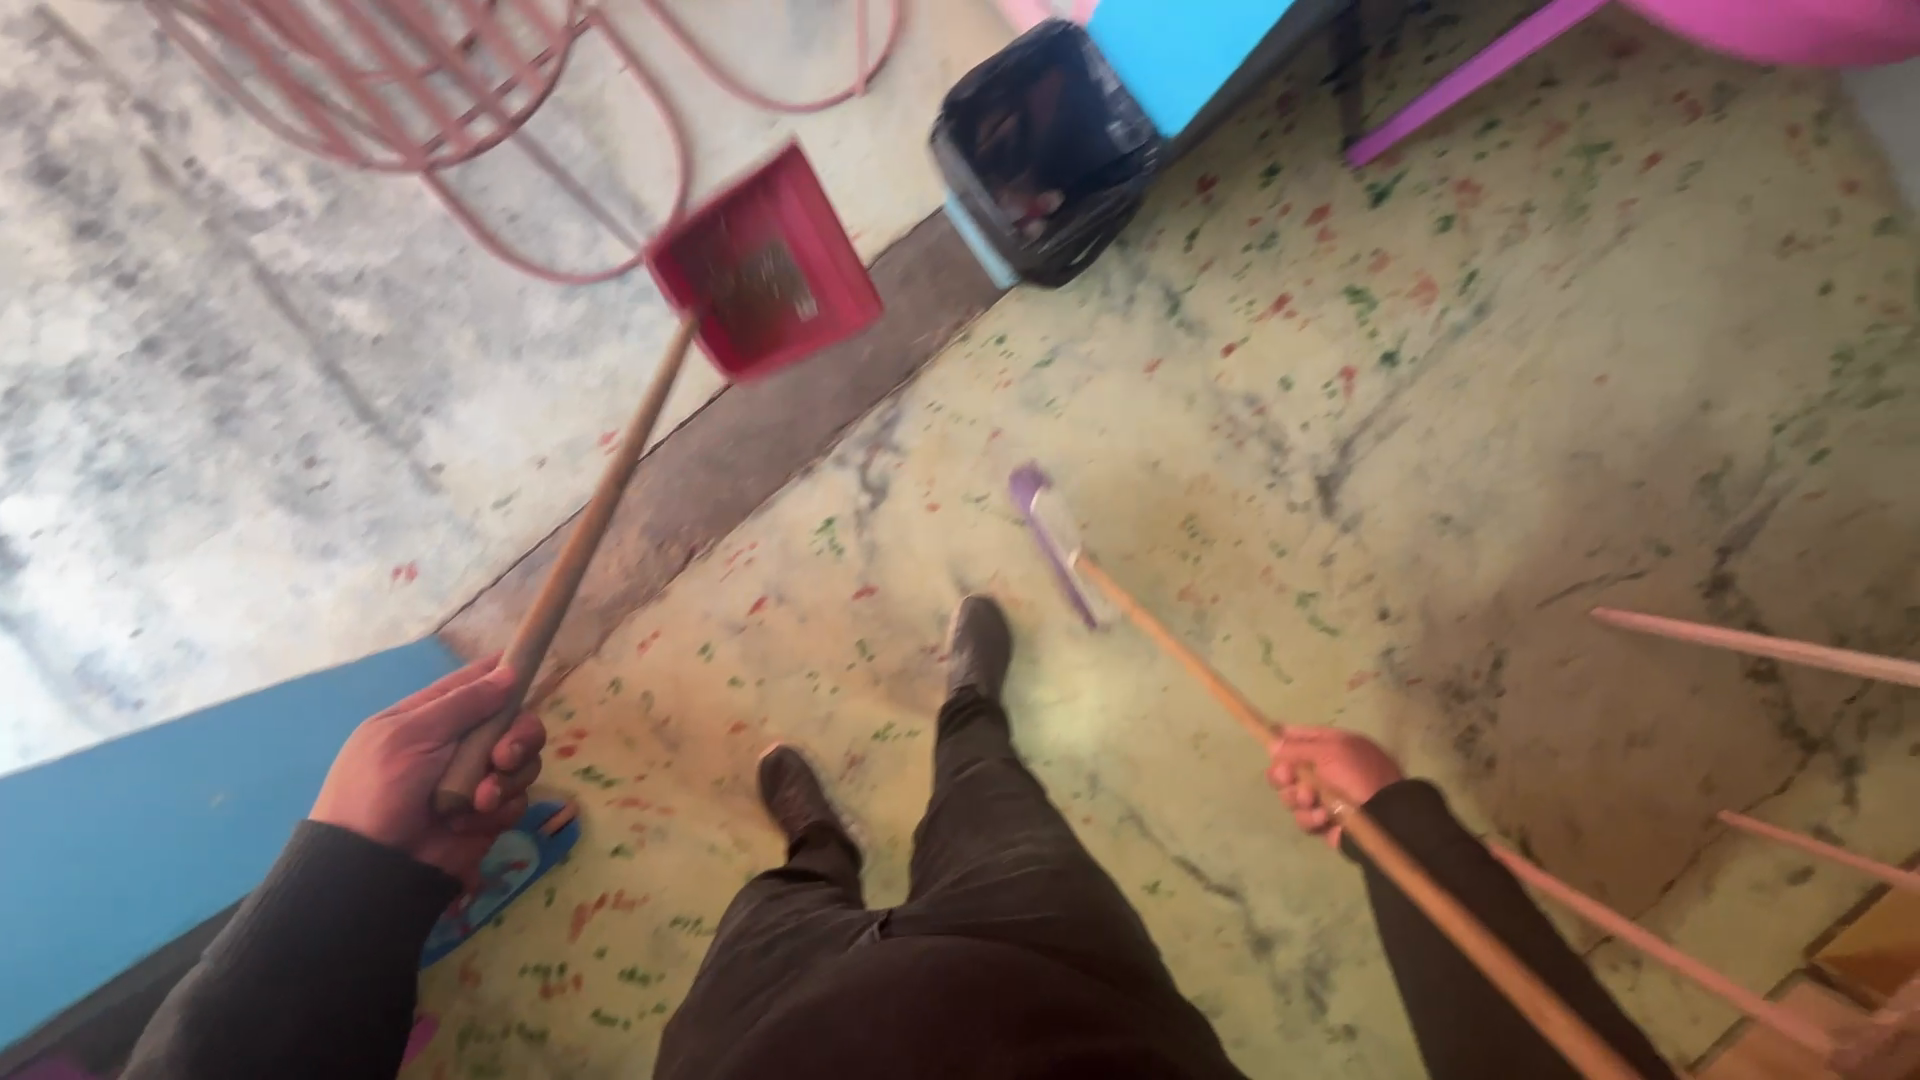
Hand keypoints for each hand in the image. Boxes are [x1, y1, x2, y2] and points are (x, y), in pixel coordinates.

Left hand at [311, 657, 546, 885]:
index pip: (477, 682)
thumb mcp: (409, 736)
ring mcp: (479, 776)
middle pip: (517, 721)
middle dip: (519, 737)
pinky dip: (500, 809)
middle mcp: (462, 743)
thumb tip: (510, 671)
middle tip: (503, 757)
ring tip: (479, 801)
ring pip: (525, 760)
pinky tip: (472, 821)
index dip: (505, 671)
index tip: (533, 663)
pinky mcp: (492, 810)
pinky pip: (519, 797)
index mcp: (433, 718)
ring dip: (507, 779)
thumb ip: (462, 702)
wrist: (374, 866)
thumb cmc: (378, 791)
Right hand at [1267, 726, 1403, 849]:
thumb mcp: (1329, 751)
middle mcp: (1322, 769)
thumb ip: (1297, 747)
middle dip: (1283, 775)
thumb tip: (1271, 744)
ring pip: (1289, 795)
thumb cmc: (1358, 775)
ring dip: (1296, 797)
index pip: (1294, 737)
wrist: (1386, 817)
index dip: (1279, 742)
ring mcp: (1321, 797)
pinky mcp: (1322, 821)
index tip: (1270, 749)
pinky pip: (1302, 817)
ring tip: (1312, 800)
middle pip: (1284, 769)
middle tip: (1288, 778)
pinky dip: (1310, 817)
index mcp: (1328, 746)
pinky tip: (1324, 817)